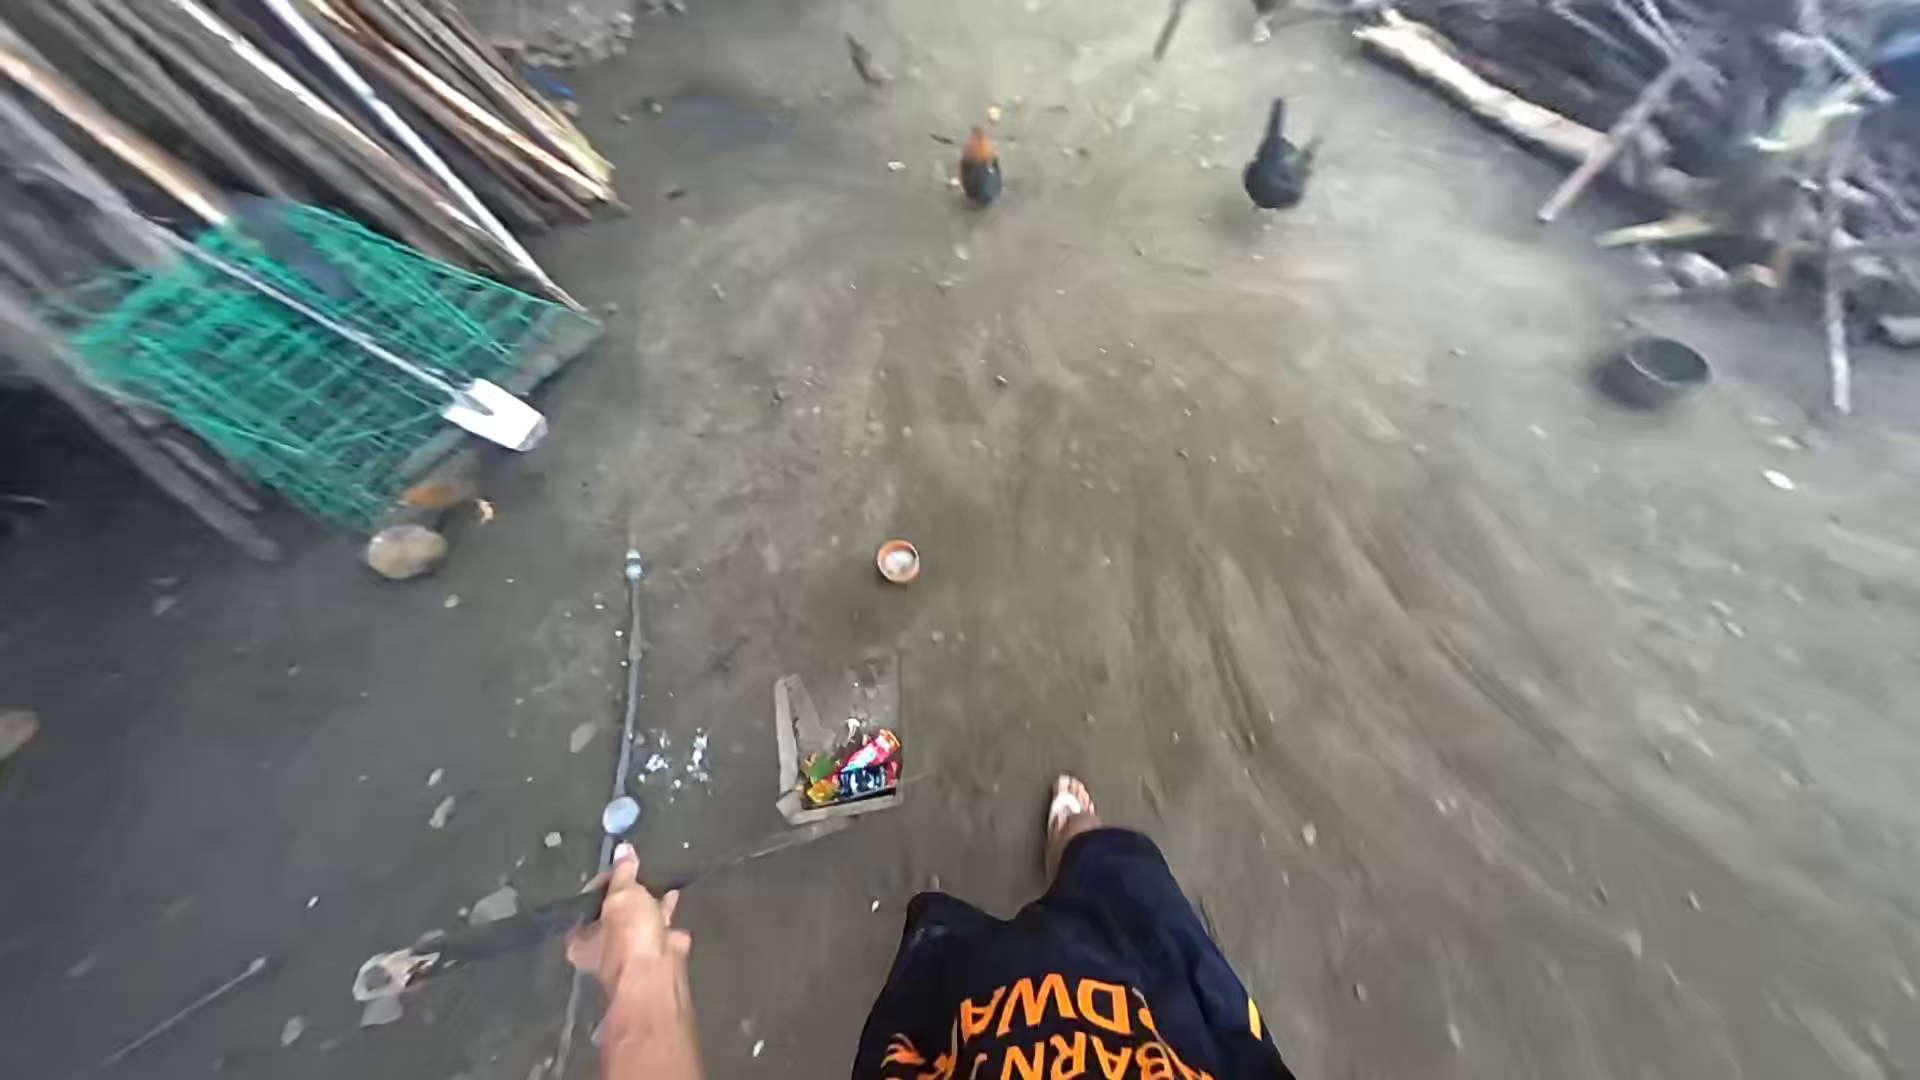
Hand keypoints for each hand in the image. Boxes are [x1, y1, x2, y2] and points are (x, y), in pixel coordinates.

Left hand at [567, 843, 691, 999]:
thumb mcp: (622, 895)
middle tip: (637, 868)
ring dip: (647, 899)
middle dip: (626, 891)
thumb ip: (623, 872)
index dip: (601, 882)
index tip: (619, 865)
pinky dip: (665, 907)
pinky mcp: (656, 947)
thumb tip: (622, 848)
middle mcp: (602, 947)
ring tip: (656, 875)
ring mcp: (630, 949)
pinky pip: (659, 920)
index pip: (586, 904)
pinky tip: (673, 892)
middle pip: (612, 911)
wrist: (657, 968)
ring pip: (637, 917)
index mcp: (580, 939)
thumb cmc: (628, 935)